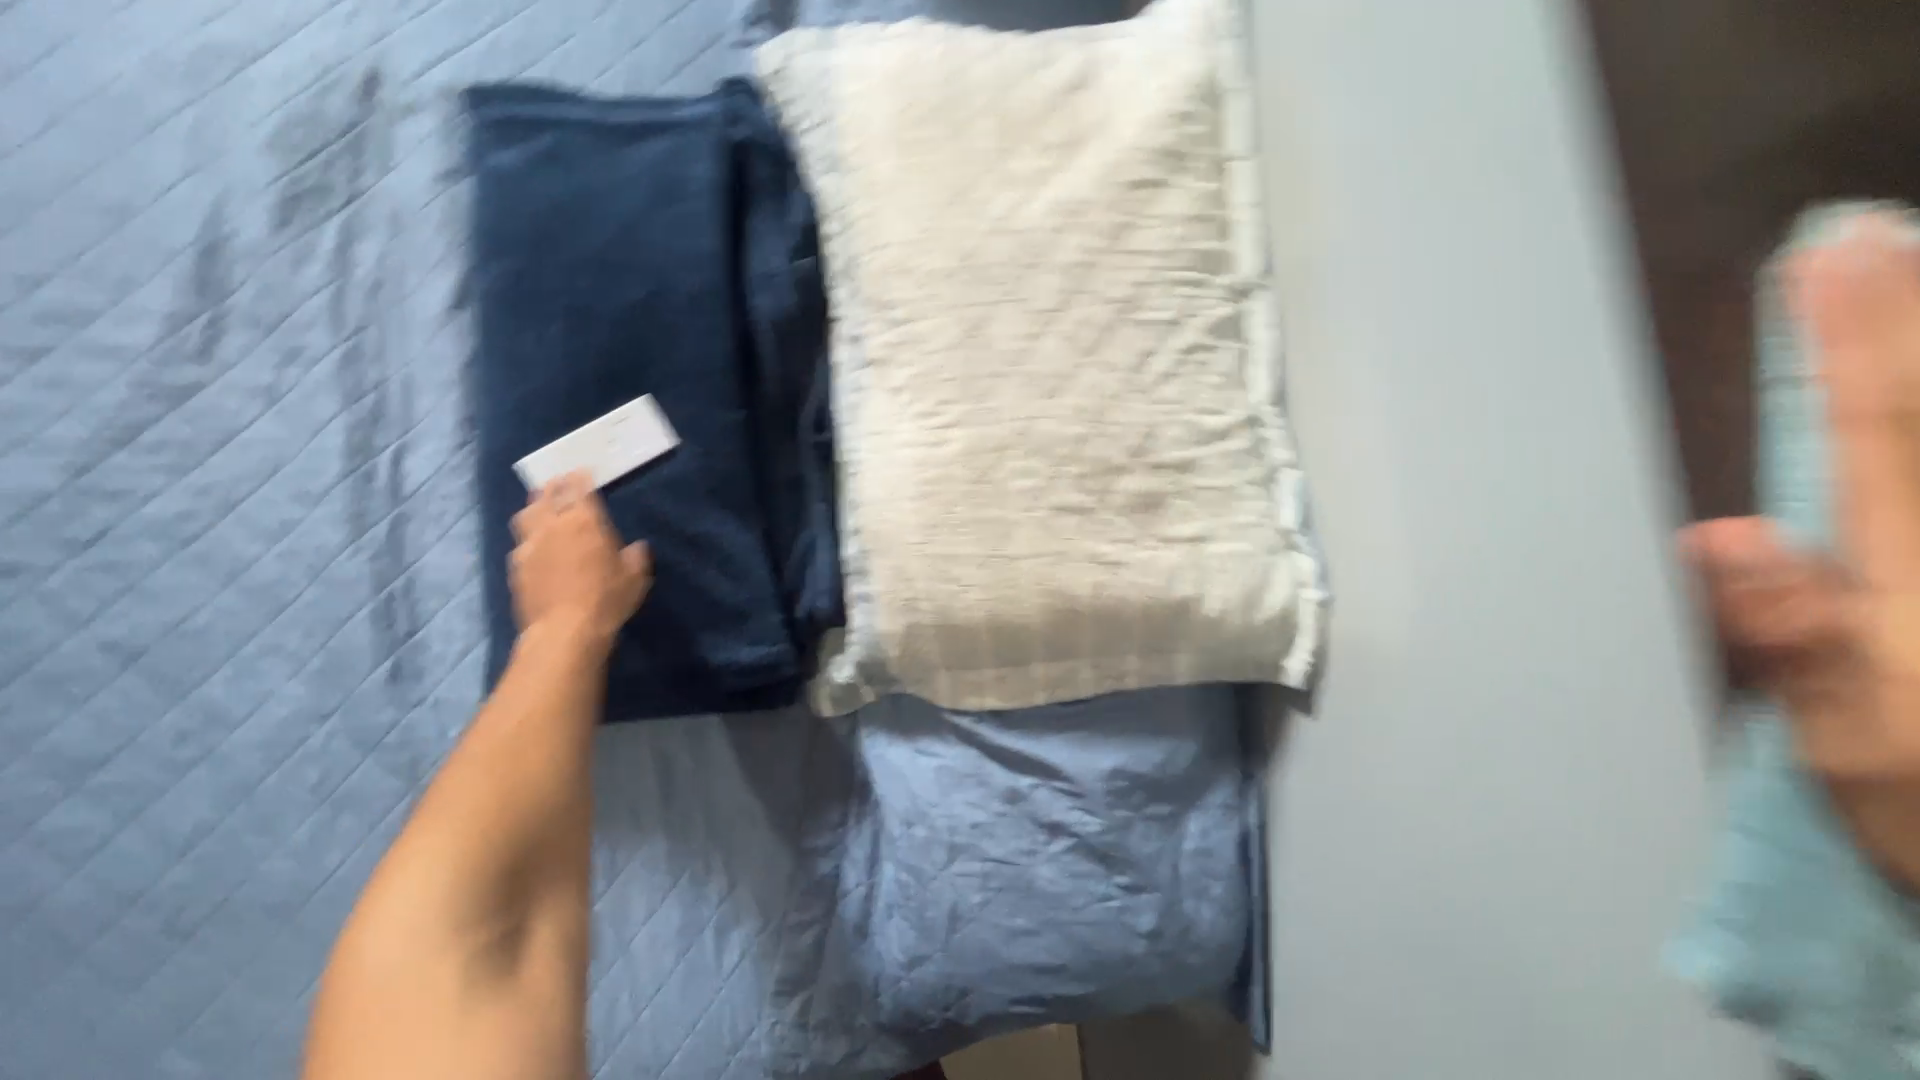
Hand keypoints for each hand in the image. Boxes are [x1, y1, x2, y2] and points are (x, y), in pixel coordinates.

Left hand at [509, 472, 651, 651]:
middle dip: (555, 485)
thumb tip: (637, 547)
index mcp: (586, 521)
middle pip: (548, 495)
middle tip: (560, 482)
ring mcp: (531, 545)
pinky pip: (521, 543)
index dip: (580, 478)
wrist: (565, 630)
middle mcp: (554, 525)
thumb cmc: (607, 599)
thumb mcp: (635, 578)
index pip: (579, 489)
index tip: (582, 471)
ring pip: (527, 514)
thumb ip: (635, 556)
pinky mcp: (517, 566)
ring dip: (534, 505)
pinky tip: (533, 545)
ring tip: (540, 505)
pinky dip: (528, 537)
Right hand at [1687, 215, 1919, 886]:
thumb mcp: (1860, 750)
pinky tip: (1908, 417)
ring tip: (1917, 275)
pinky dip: (1916, 432)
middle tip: (1883, 232)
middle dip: (1913, 319)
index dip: (1854, 340)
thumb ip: (1798, 641)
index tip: (1829, 255)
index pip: (1884, 432)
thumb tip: (1718, 537)